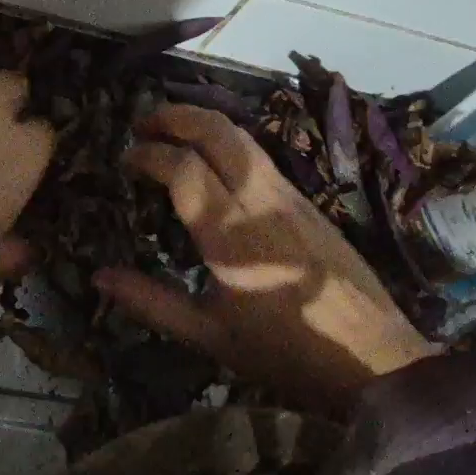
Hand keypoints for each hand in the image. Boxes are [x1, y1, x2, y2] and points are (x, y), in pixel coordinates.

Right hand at [94, 104, 432, 406]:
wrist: (376, 359)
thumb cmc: (285, 351)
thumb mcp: (209, 335)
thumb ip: (151, 302)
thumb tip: (99, 276)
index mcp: (229, 230)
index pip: (180, 166)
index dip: (146, 154)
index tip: (124, 159)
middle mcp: (258, 198)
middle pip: (215, 129)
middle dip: (174, 115)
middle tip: (143, 123)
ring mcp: (288, 194)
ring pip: (241, 135)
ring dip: (201, 122)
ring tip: (173, 132)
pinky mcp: (307, 201)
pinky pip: (259, 154)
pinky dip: (226, 142)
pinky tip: (214, 164)